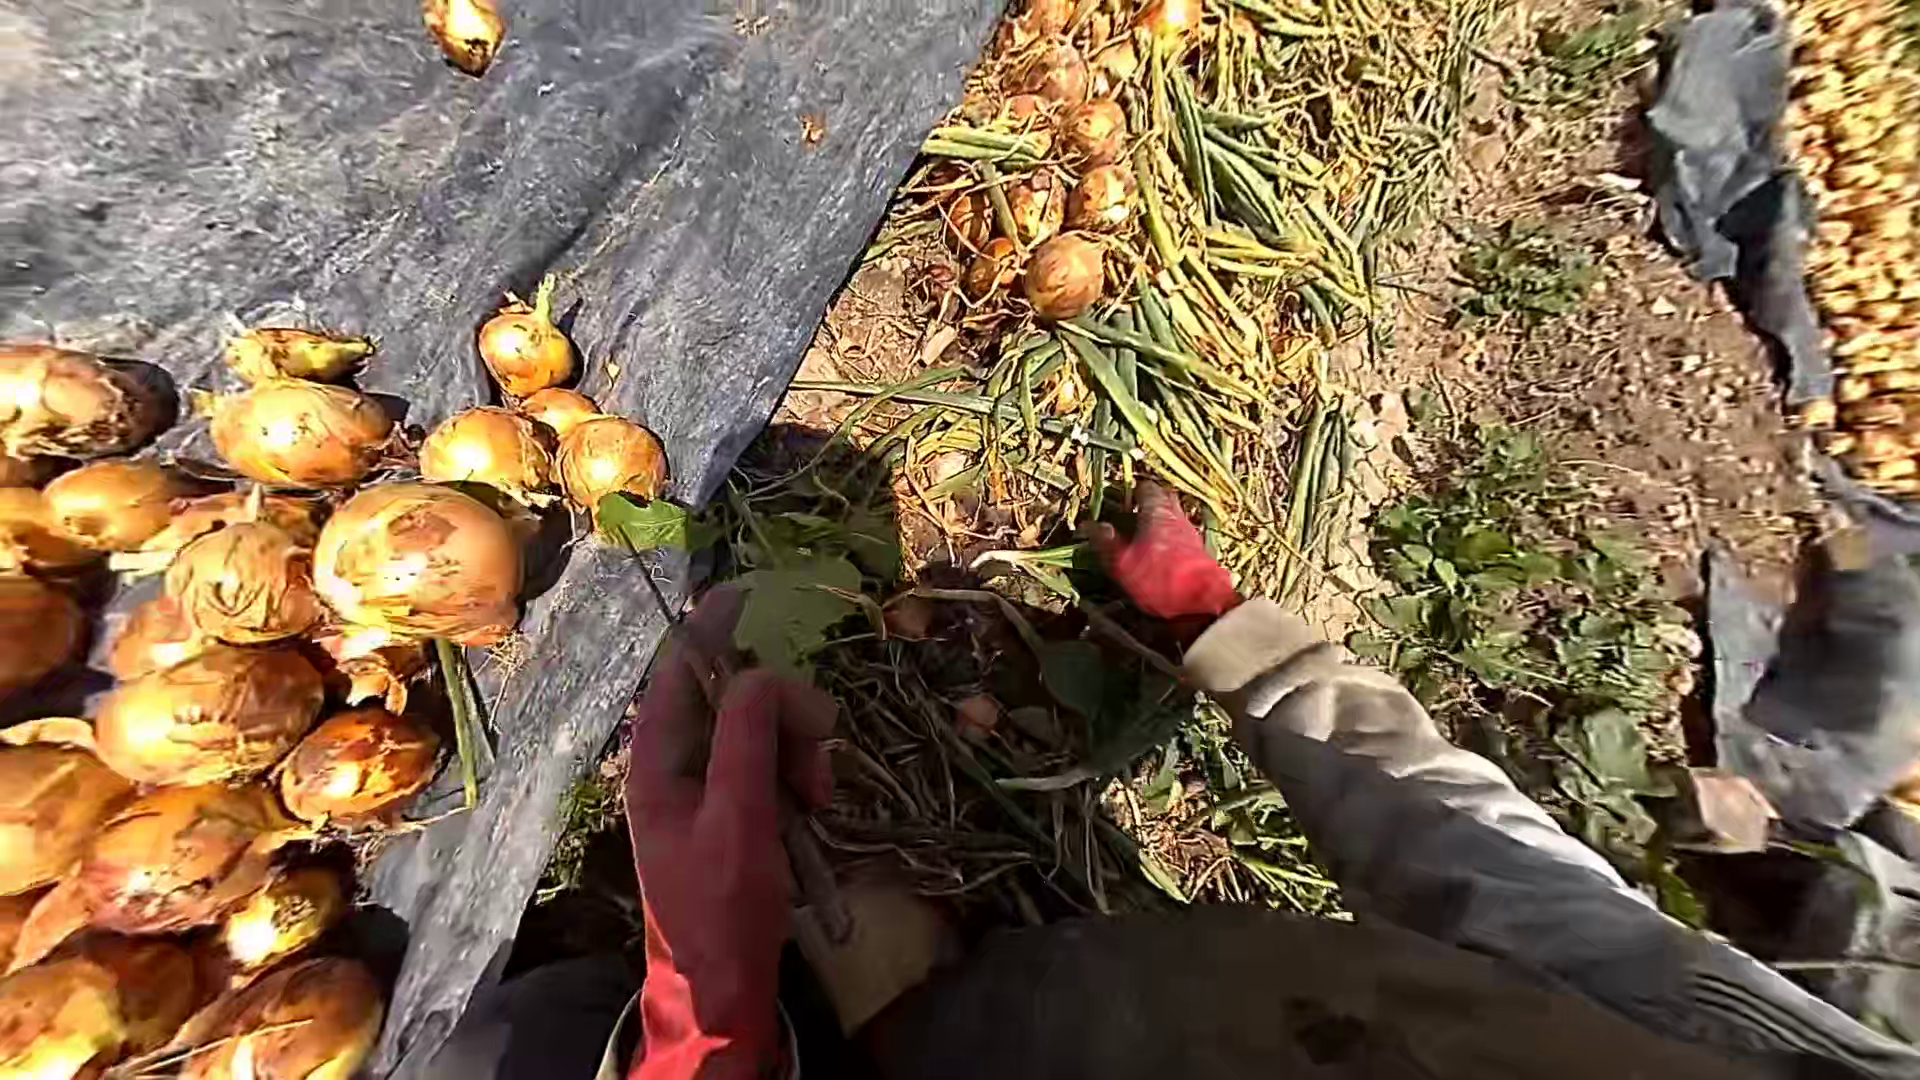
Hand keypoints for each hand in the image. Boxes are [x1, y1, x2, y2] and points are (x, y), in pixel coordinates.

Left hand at [624, 587, 837, 1079]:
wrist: (729, 981)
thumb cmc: (722, 907)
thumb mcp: (737, 820)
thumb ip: (747, 740)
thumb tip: (761, 673)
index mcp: (662, 759)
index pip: (681, 672)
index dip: (708, 629)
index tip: (742, 592)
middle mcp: (685, 757)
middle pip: (742, 694)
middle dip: (788, 713)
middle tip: (818, 750)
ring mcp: (717, 775)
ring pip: (770, 721)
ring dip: (805, 746)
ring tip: (818, 795)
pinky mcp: (745, 792)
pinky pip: (783, 752)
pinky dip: (807, 767)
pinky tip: (817, 801)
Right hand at [1088, 481, 1239, 620]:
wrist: (1201, 604)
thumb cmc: (1157, 579)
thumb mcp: (1121, 563)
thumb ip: (1105, 541)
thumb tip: (1088, 524)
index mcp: (1156, 512)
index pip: (1146, 488)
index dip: (1133, 491)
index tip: (1121, 498)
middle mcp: (1176, 516)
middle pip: (1164, 498)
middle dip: (1150, 501)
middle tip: (1132, 513)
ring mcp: (1191, 533)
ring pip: (1174, 516)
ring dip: (1160, 520)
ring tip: (1144, 534)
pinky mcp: (1200, 551)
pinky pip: (1181, 534)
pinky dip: (1170, 537)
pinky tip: (1161, 553)